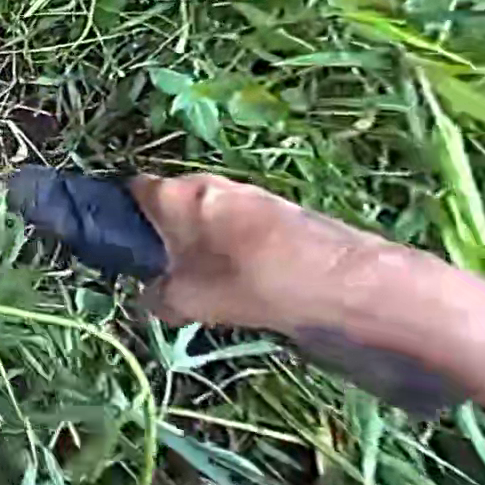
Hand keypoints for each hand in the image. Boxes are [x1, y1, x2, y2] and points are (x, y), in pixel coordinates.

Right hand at [127, 173, 385, 333]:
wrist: (355, 286)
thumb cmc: (248, 281)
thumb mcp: (186, 302)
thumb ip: (156, 298)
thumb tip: (149, 301)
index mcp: (170, 193)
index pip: (132, 190)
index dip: (129, 214)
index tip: (134, 242)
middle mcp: (207, 183)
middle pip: (176, 200)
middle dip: (173, 226)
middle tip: (176, 263)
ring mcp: (254, 193)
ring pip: (216, 211)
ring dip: (213, 235)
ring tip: (223, 273)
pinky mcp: (292, 209)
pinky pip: (253, 223)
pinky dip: (250, 243)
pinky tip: (262, 275)